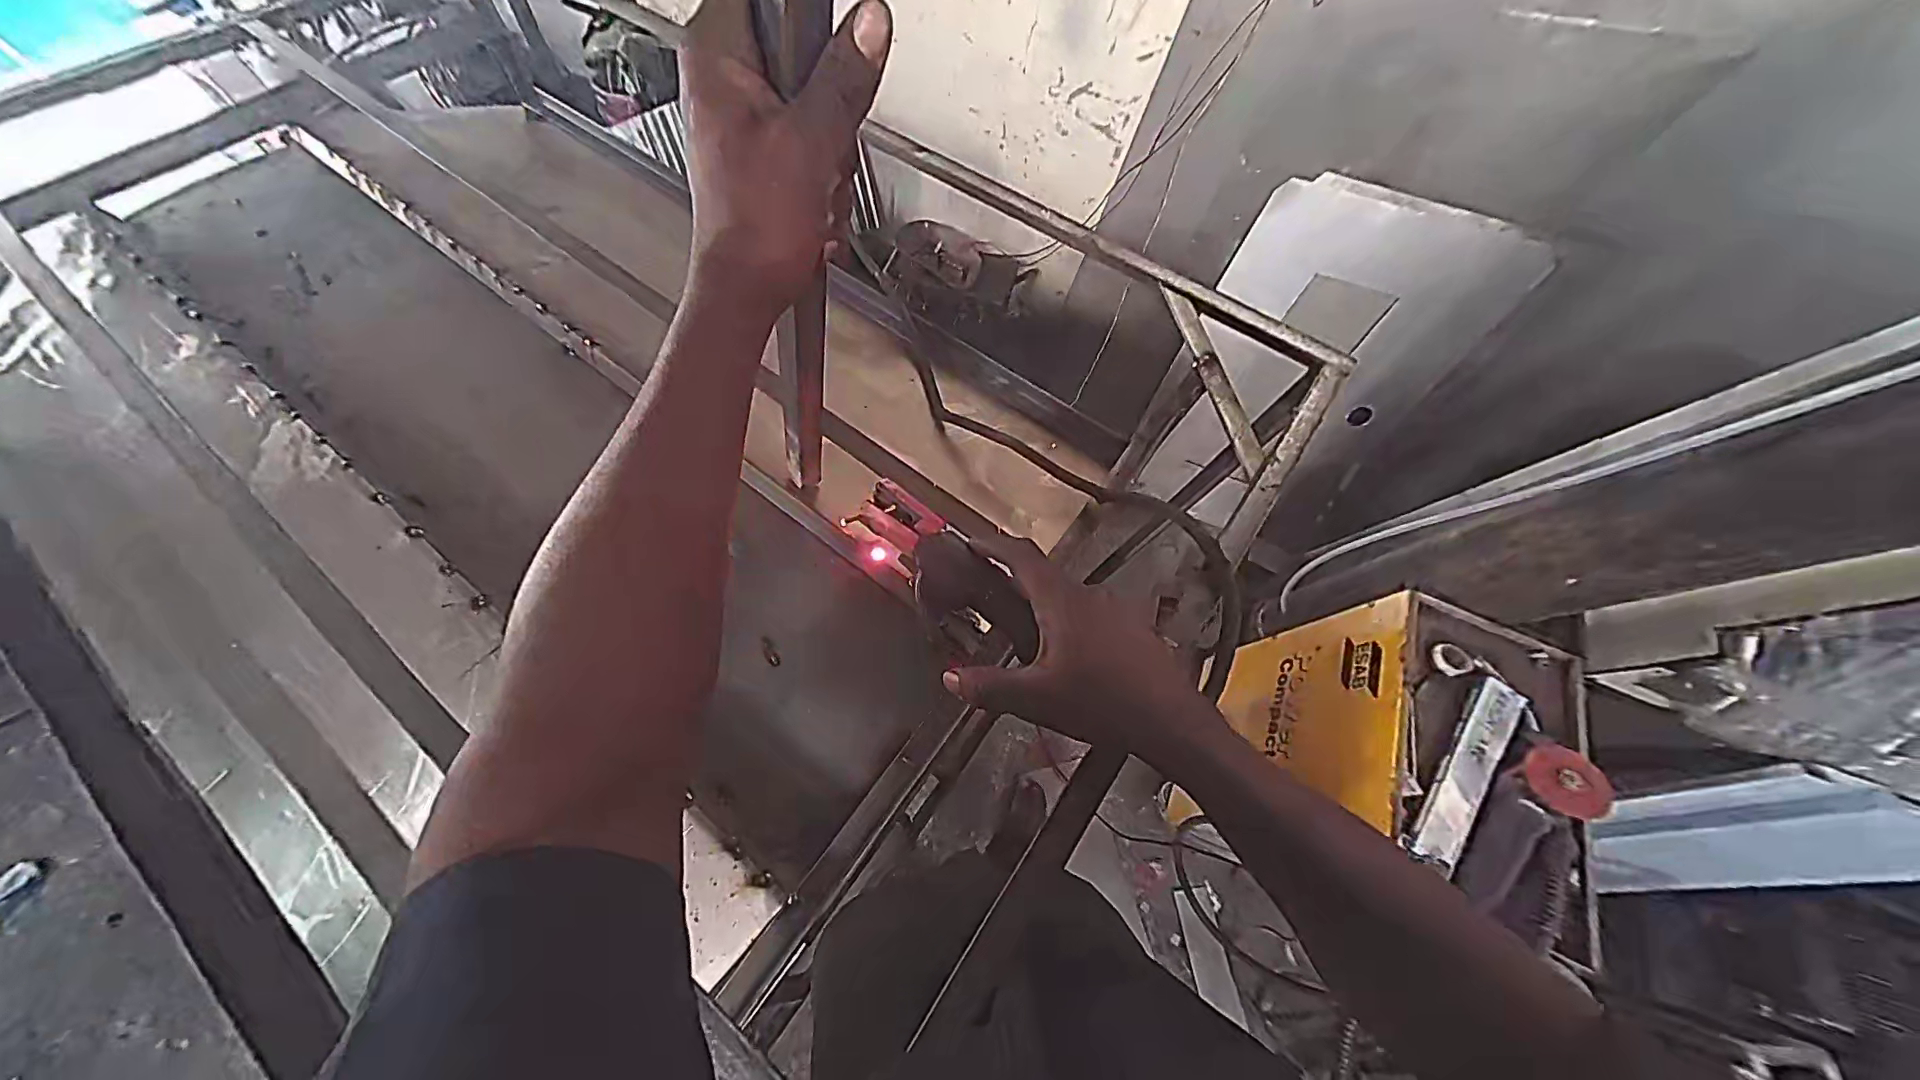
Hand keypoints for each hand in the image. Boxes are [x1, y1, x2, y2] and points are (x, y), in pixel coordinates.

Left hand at [680, 0, 890, 317]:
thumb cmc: (754, 228)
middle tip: (823, 138)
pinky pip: (814, 138)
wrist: (749, 287)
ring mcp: (748, 118)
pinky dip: (826, 168)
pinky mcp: (768, 151)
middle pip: (802, 49)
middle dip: (830, 102)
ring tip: (817, 179)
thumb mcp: (810, 143)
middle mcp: (726, 80)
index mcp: (718, 56)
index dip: (809, 16)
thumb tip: (870, 21)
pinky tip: (816, 196)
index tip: (836, 39)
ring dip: (832, 146)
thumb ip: (843, 78)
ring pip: (815, 99)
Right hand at [941, 531, 1223, 765]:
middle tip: (988, 586)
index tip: (972, 543)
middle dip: (1013, 576)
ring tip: (1022, 625)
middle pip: (1043, 573)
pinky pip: (1089, 613)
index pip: (1021, 557)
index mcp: (1061, 602)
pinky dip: (1066, 619)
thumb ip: (990, 687)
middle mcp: (1088, 596)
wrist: (1171, 719)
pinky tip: (1066, 652)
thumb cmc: (1103, 702)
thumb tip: (950, 678)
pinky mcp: (1131, 628)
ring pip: (1067, 594)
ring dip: (1041, 600)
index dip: (993, 546)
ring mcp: (1114, 609)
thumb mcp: (1037, 699)